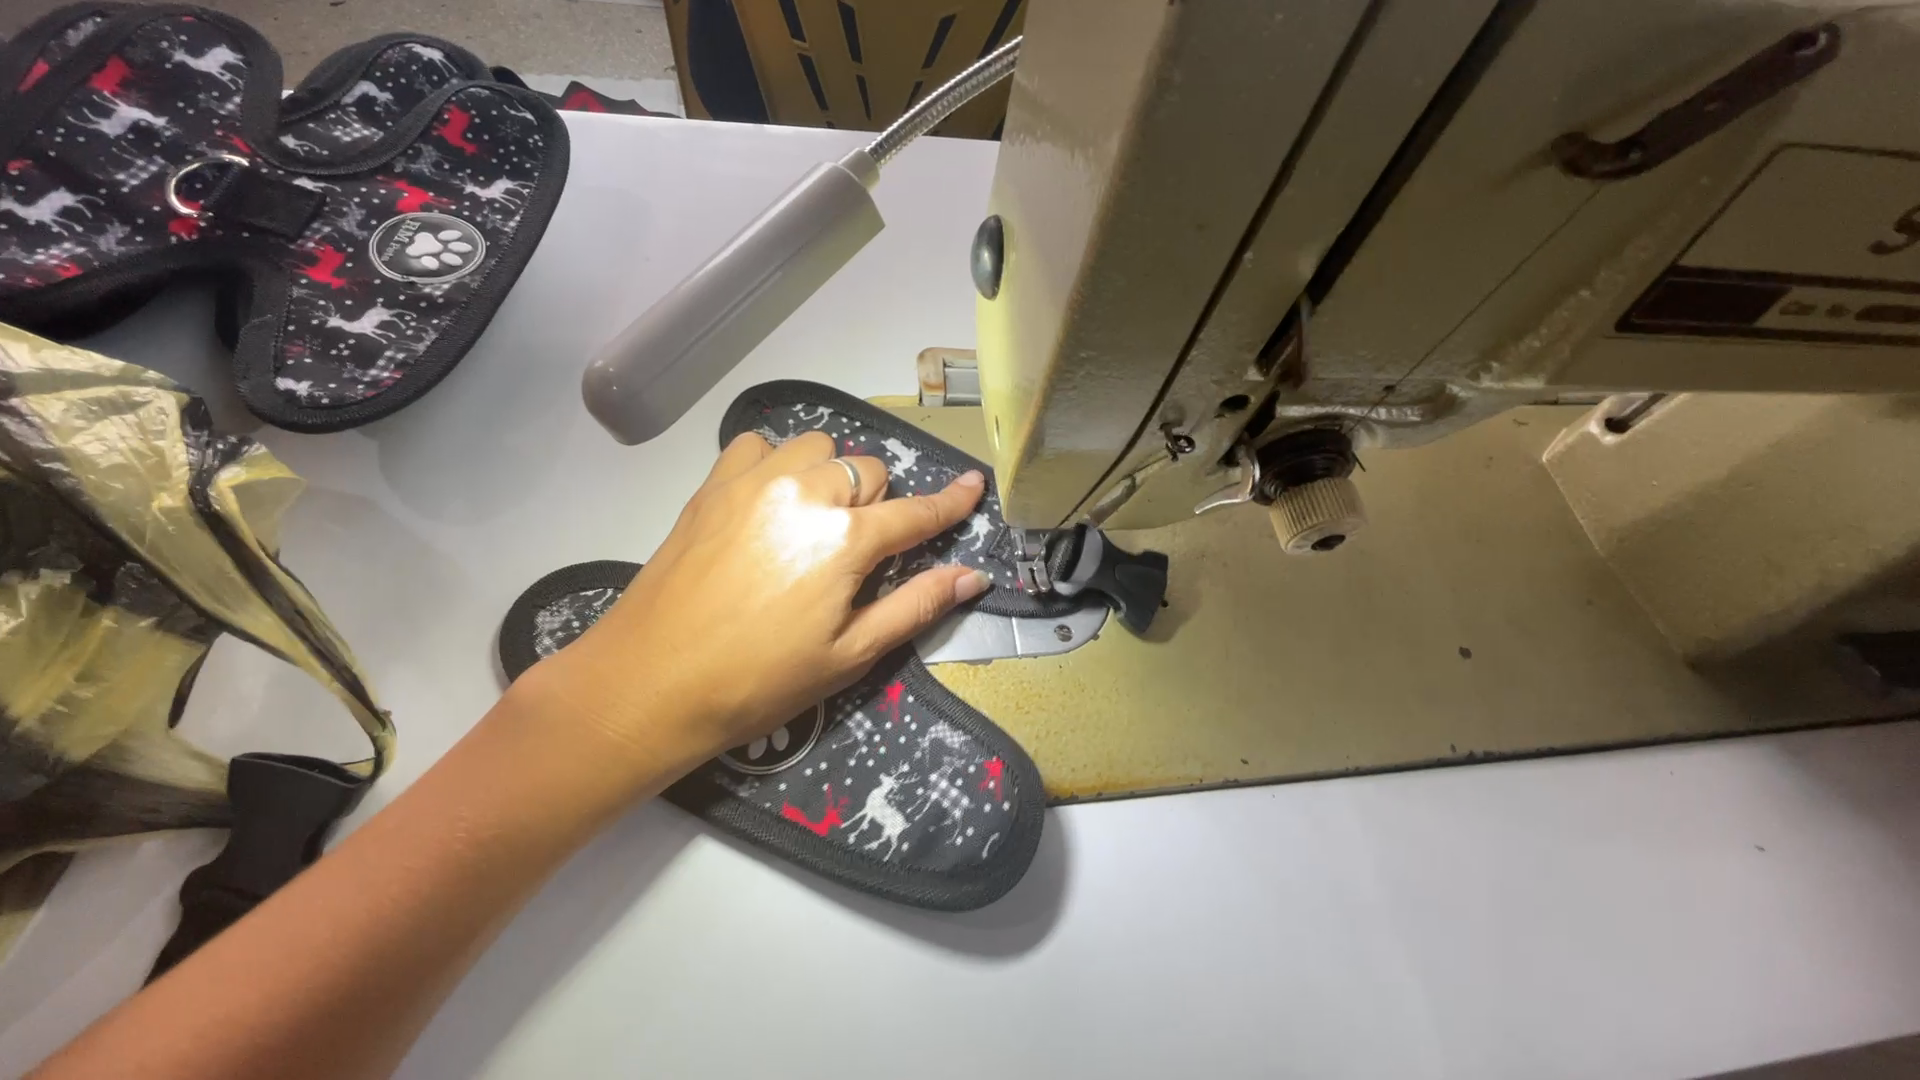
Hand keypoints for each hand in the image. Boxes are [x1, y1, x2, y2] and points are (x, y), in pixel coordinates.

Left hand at [516, 430, 989, 781]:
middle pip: (867, 471)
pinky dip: (777, 464)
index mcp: (845, 540)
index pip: (915, 512)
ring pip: (818, 448)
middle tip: (857, 552)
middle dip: (876, 504)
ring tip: (813, 521)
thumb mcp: (849, 656)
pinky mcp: (712, 485)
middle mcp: (805, 494)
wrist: (651, 683)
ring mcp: (753, 482)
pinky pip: (761, 446)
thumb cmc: (759, 682)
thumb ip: (914, 606)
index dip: (950, 502)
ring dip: (830, 477)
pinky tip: (768, 503)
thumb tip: (972, 576)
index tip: (974, 484)